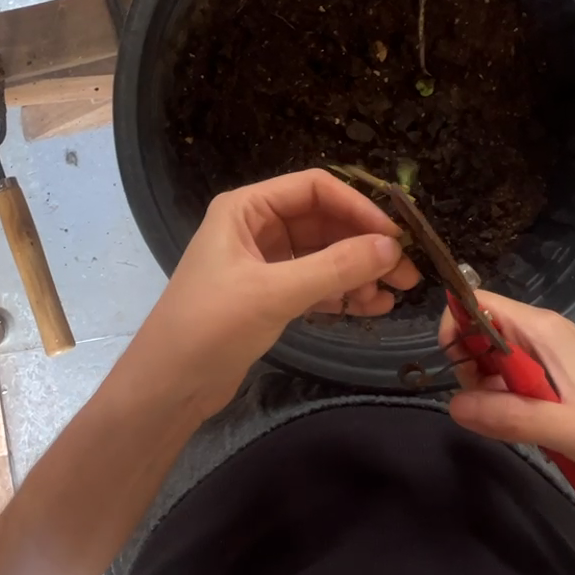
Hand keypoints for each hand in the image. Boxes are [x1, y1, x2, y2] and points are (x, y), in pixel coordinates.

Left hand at [122, 169, 419, 418]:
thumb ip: (335, 267)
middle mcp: (255, 227)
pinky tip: (369, 308)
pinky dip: (342, 293)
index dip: (357, 207)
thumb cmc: (211, 326)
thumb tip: (392, 247)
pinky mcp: (268, 296)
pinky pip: (315, 283)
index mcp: (246, 209)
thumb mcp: (275, 293)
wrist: (168, 386)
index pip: (313, 188)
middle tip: (406, 273)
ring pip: (323, 255)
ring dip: (357, 272)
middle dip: (363, 245)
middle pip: (323, 222)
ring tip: (389, 298)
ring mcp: (262, 262)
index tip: (395, 236)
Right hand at [440, 290, 574, 511]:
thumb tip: (454, 403)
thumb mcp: (573, 434)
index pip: (479, 303)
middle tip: (488, 407)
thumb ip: (513, 416)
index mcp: (547, 331)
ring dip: (487, 389)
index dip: (456, 328)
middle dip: (470, 366)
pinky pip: (511, 380)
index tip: (456, 372)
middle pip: (481, 331)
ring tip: (512, 424)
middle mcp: (545, 335)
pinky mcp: (557, 381)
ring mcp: (552, 358)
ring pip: (493, 359)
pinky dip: (505, 401)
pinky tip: (524, 427)